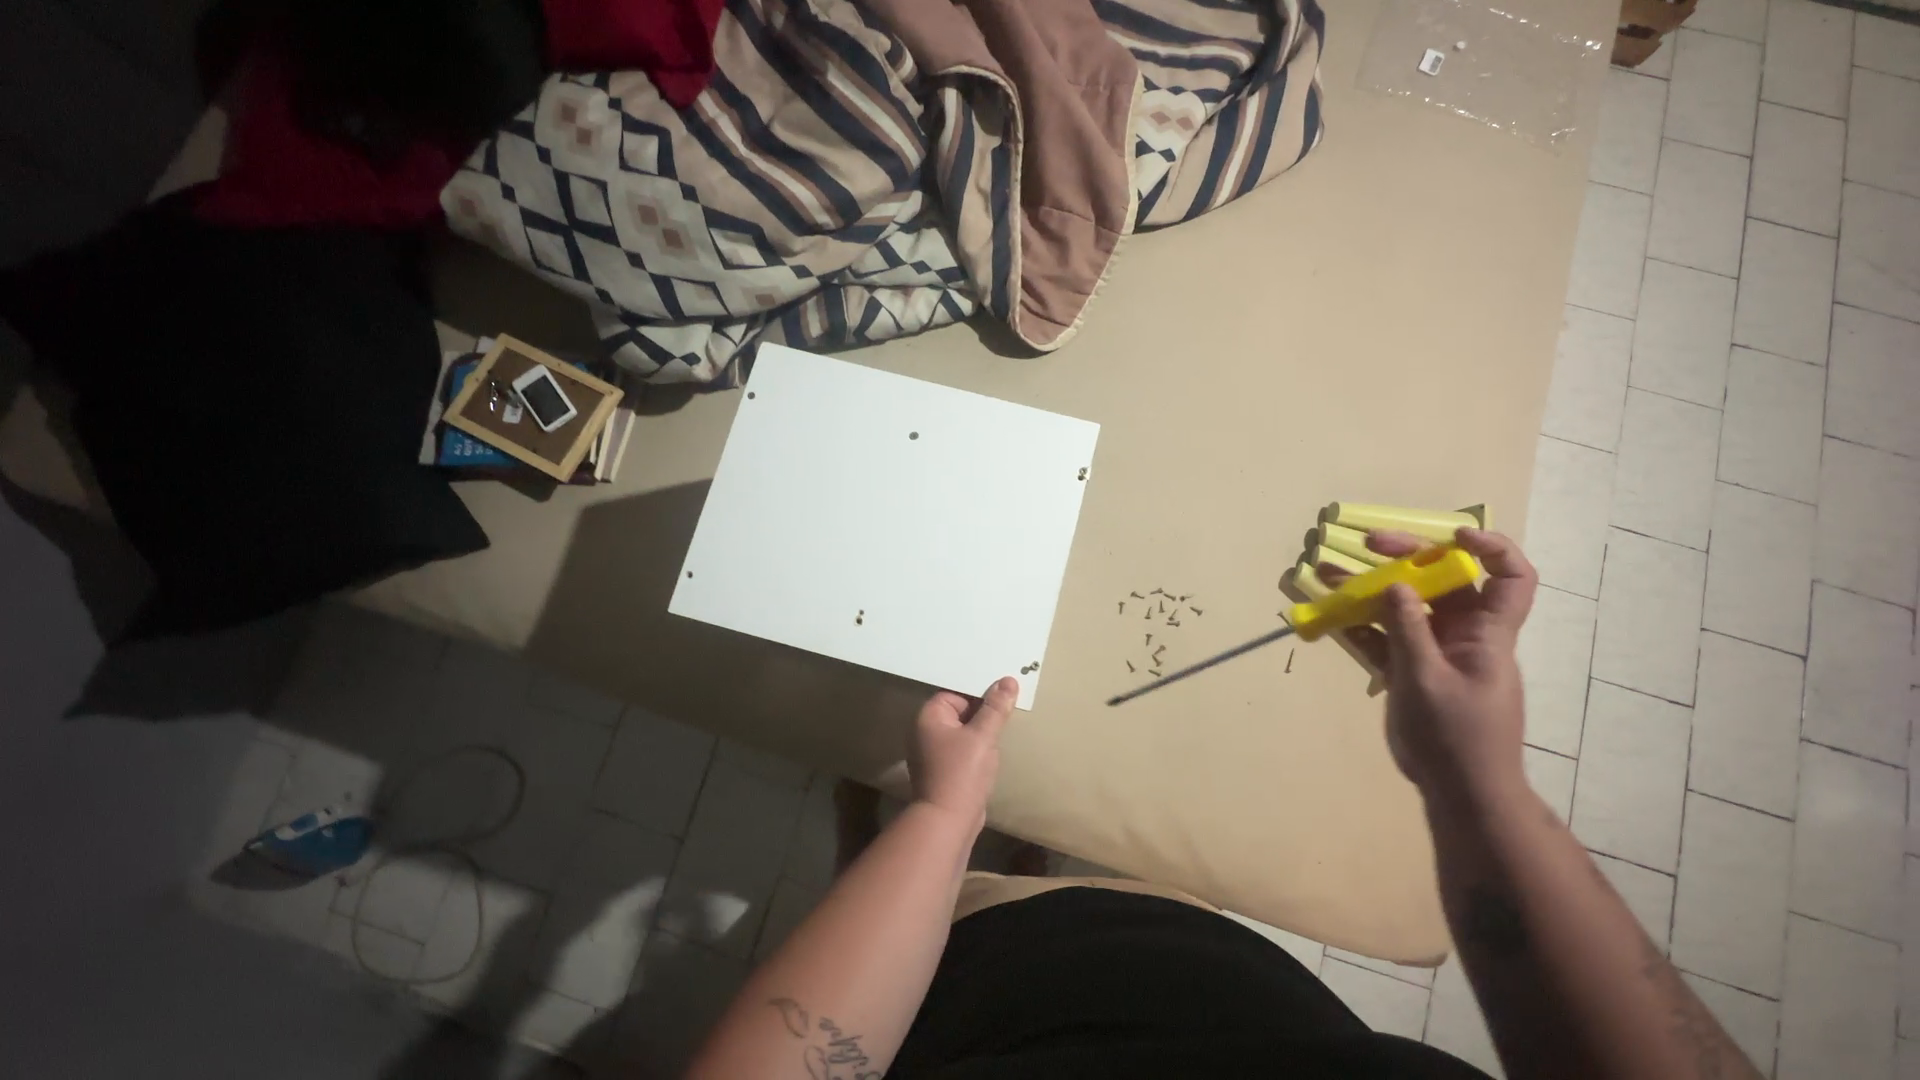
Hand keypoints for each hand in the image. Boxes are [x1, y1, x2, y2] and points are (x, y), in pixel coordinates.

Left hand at [909, 676, 1017, 828]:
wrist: (949, 820)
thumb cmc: (962, 772)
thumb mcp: (983, 736)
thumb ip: (995, 708)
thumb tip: (1008, 680)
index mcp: (928, 717)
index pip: (955, 693)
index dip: (978, 693)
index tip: (1002, 695)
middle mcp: (925, 732)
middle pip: (959, 712)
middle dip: (982, 713)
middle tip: (1007, 710)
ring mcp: (932, 753)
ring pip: (962, 732)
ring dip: (981, 732)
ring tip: (1002, 731)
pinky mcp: (943, 770)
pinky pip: (962, 750)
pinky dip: (977, 749)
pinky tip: (992, 753)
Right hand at [1328, 529, 1535, 811]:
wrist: (1460, 791)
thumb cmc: (1458, 737)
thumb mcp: (1428, 680)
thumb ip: (1409, 630)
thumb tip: (1396, 585)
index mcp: (1488, 633)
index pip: (1510, 578)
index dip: (1491, 549)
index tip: (1452, 534)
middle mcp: (1463, 634)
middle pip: (1442, 582)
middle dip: (1406, 559)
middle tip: (1368, 546)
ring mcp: (1434, 652)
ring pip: (1404, 608)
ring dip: (1369, 590)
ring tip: (1329, 574)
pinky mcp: (1409, 671)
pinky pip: (1383, 637)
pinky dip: (1359, 625)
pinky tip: (1330, 615)